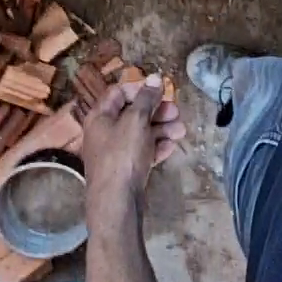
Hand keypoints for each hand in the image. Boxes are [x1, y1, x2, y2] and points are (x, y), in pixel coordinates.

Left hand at [81, 75, 184, 221]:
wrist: (116, 203)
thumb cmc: (123, 155)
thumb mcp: (136, 121)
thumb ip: (146, 98)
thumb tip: (154, 77)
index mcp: (100, 116)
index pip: (119, 92)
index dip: (140, 89)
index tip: (160, 91)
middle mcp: (105, 132)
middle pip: (133, 112)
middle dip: (157, 110)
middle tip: (176, 111)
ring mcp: (115, 152)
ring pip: (141, 132)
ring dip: (162, 128)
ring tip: (181, 131)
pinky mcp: (125, 169)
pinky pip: (142, 150)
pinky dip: (157, 146)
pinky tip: (171, 147)